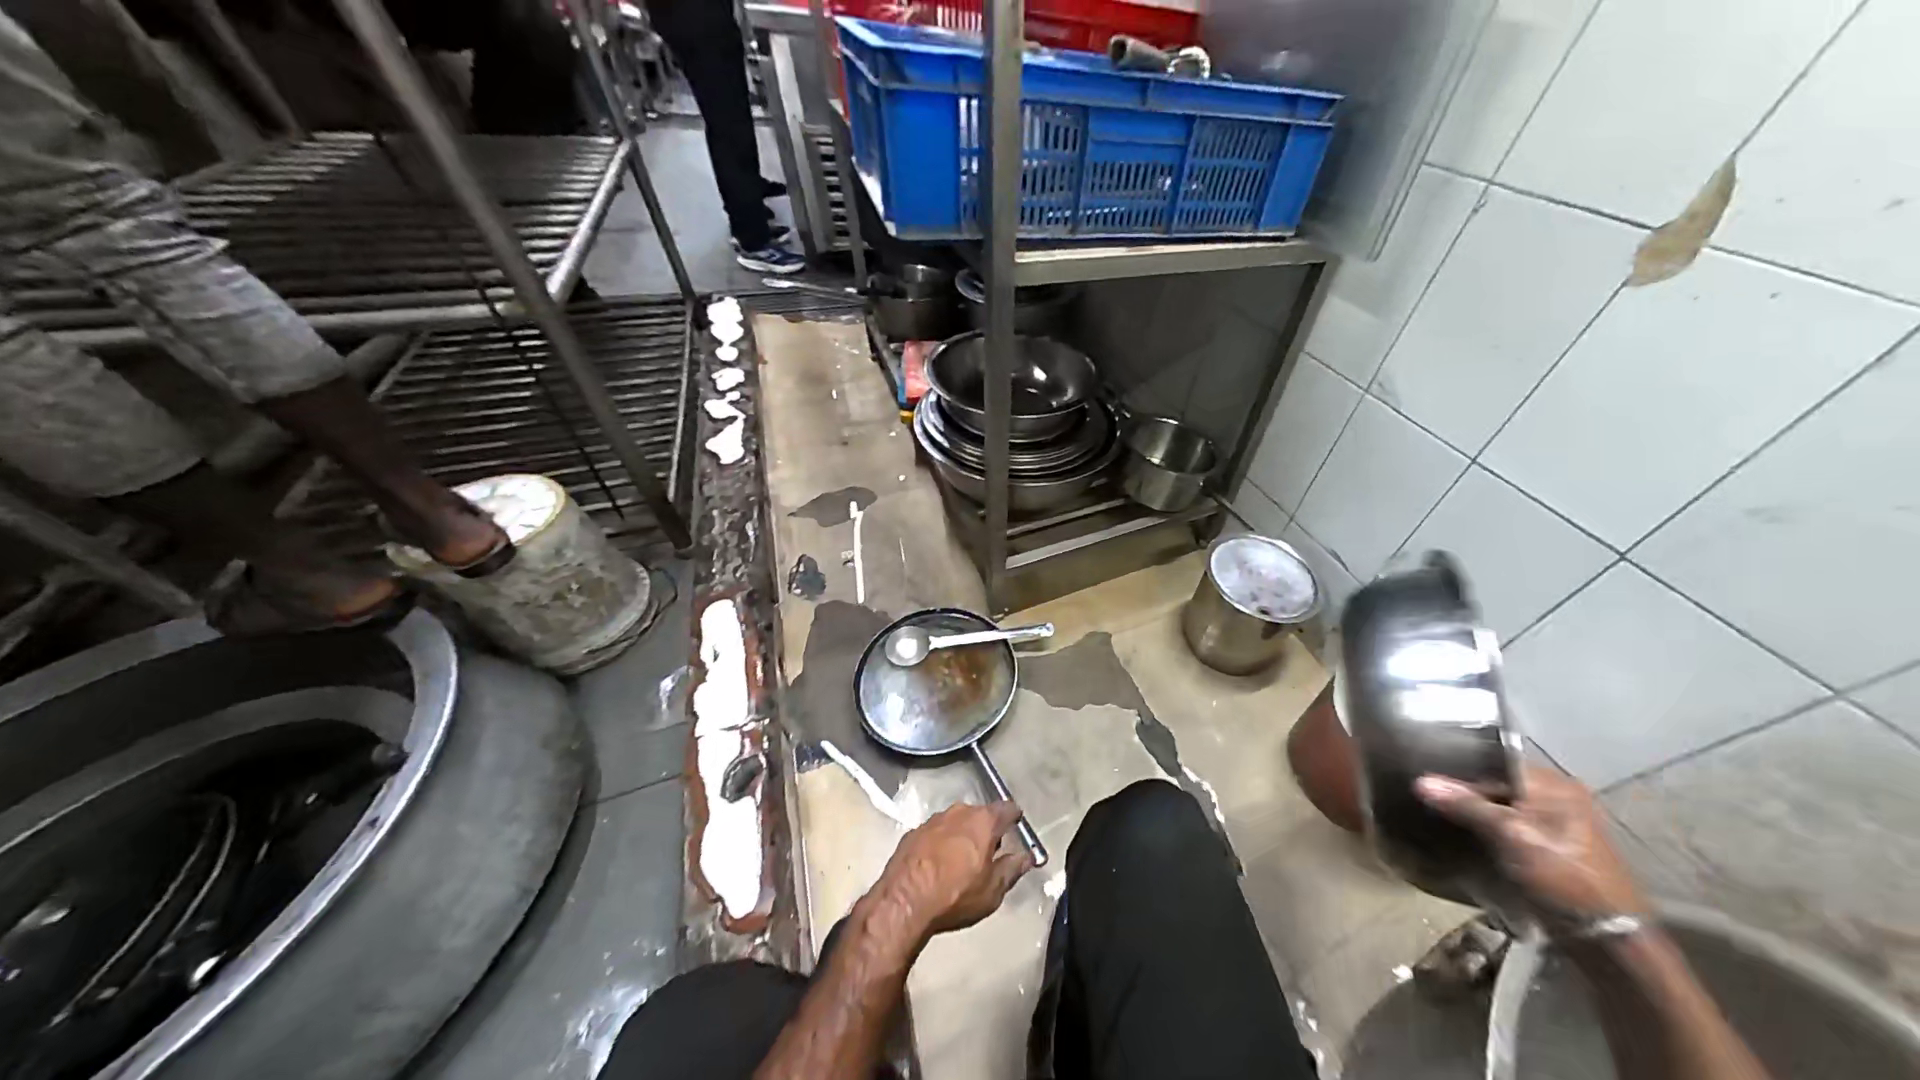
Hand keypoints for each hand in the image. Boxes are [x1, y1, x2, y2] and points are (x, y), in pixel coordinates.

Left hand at [872, 801, 1032, 939]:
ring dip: (962, 836)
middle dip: (987, 830)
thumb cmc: (956, 895)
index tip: (1017, 828)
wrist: (903, 902)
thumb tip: (1026, 857)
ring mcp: (932, 820)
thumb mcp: (993, 890)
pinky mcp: (913, 833)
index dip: (1014, 818)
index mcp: (983, 821)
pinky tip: (938, 865)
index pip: (1007, 808)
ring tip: (963, 862)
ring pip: (956, 822)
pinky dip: (941, 844)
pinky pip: (935, 833)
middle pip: (980, 815)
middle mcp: (958, 812)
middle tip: (991, 854)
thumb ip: (1012, 869)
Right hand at [1415, 766, 1647, 924]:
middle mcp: (1556, 796)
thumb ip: (1467, 805)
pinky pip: (1505, 824)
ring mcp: (1553, 822)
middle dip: (1462, 791)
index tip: (1424, 775)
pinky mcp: (1546, 845)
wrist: (1605, 938)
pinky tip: (1459, 831)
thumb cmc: (1562, 876)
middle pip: (1494, 783)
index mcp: (1554, 785)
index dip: (1458, 768)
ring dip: (1471, 811)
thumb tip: (1421, 782)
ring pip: (1497, 805)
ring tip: (1433, 810)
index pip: (1493, 762)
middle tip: (1424, 795)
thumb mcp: (1510, 836)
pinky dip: (1483, 827)